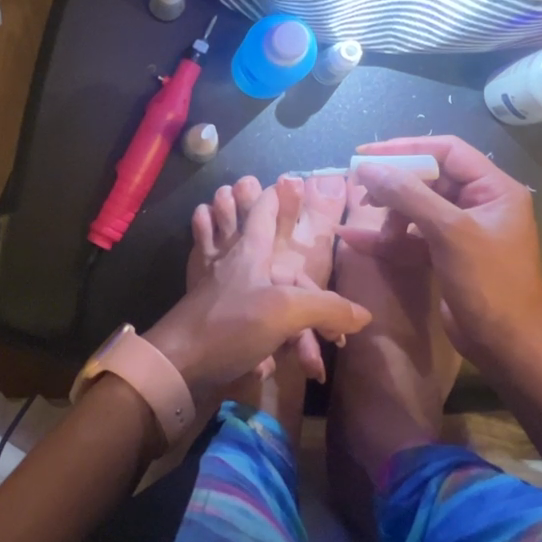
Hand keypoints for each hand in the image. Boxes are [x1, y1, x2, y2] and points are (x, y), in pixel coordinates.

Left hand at [150, 179, 371, 404]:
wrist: (178, 360)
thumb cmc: (232, 326)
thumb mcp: (286, 313)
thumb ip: (326, 308)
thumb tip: (363, 314)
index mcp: (250, 252)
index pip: (263, 212)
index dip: (275, 197)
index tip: (285, 181)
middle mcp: (228, 260)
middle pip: (240, 227)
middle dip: (244, 207)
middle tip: (244, 186)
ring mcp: (210, 282)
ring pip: (215, 244)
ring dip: (215, 226)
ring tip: (206, 206)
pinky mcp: (200, 306)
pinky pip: (203, 274)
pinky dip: (203, 259)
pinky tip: (207, 263)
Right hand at [338, 135, 541, 371]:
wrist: (508, 347)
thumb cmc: (489, 284)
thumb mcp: (449, 233)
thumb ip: (408, 195)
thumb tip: (367, 167)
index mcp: (494, 189)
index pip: (446, 151)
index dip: (405, 149)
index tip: (365, 155)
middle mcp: (480, 204)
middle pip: (428, 179)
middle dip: (393, 185)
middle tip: (360, 189)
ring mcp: (462, 232)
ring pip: (416, 208)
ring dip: (389, 216)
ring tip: (368, 228)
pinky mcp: (446, 256)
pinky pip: (411, 237)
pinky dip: (386, 239)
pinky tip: (354, 240)